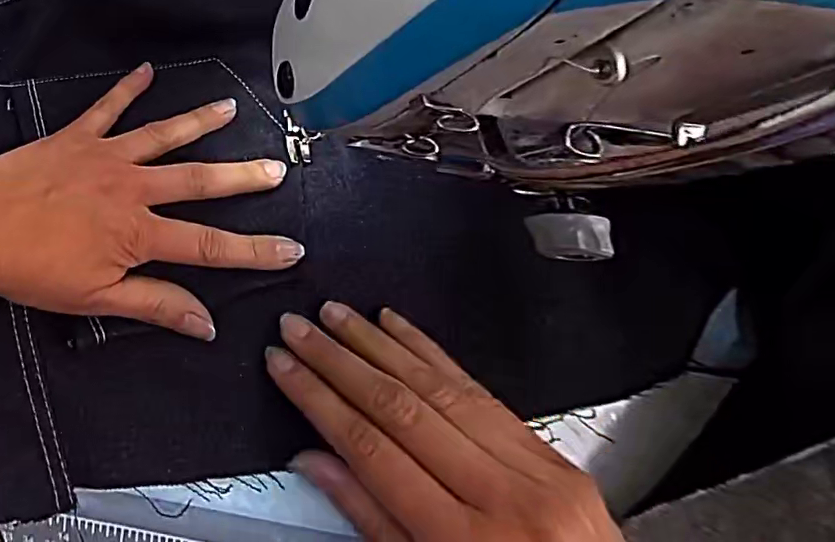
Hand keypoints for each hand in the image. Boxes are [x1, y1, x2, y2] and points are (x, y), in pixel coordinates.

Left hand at [0, 63, 302, 340]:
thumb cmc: (33, 270)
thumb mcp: (95, 298)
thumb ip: (155, 304)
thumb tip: (206, 323)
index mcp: (138, 232)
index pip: (208, 244)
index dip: (253, 250)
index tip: (289, 248)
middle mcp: (132, 187)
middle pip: (198, 181)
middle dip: (242, 177)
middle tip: (277, 167)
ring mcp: (107, 155)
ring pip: (163, 135)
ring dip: (199, 121)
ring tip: (230, 107)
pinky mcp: (78, 136)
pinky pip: (107, 107)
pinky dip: (127, 88)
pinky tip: (146, 70)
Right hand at [267, 304, 621, 541]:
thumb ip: (371, 519)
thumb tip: (312, 457)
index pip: (372, 451)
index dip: (318, 400)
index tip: (284, 365)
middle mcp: (501, 499)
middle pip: (399, 407)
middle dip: (337, 360)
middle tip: (297, 327)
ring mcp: (532, 470)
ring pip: (435, 386)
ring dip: (376, 342)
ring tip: (335, 314)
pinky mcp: (549, 452)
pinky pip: (478, 388)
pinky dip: (429, 351)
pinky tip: (396, 324)